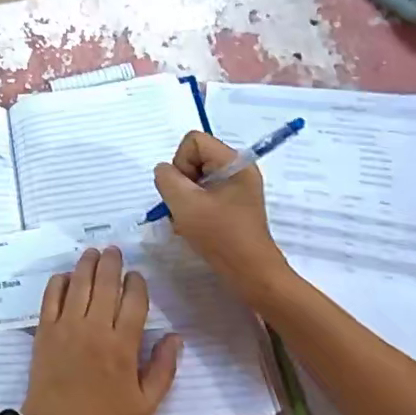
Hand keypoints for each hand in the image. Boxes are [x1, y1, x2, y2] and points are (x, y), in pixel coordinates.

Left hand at [22, 246, 180, 414]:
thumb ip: (164, 368)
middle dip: (111, 263)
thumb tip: (176, 337)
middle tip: (114, 251)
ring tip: (93, 252)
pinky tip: (67, 275)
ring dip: (87, 264)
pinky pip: (51, 296)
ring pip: (79, 283)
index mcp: (123, 345)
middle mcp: (95, 329)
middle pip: (105, 283)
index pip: (134, 300)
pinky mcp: (45, 330)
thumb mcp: (145, 403)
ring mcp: (67, 327)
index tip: (137, 276)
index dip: (137, 283)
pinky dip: (60, 281)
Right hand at [153, 131, 291, 299]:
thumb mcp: (184, 204)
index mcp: (234, 162)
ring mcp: (237, 187)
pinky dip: (194, 206)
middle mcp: (239, 169)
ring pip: (197, 177)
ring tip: (189, 220)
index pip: (194, 141)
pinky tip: (194, 226)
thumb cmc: (220, 236)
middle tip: (185, 207)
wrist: (250, 273)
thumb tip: (165, 171)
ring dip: (186, 197)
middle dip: (182, 181)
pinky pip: (205, 193)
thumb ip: (167, 179)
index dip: (181, 162)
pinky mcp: (234, 204)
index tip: (185, 191)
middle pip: (195, 157)